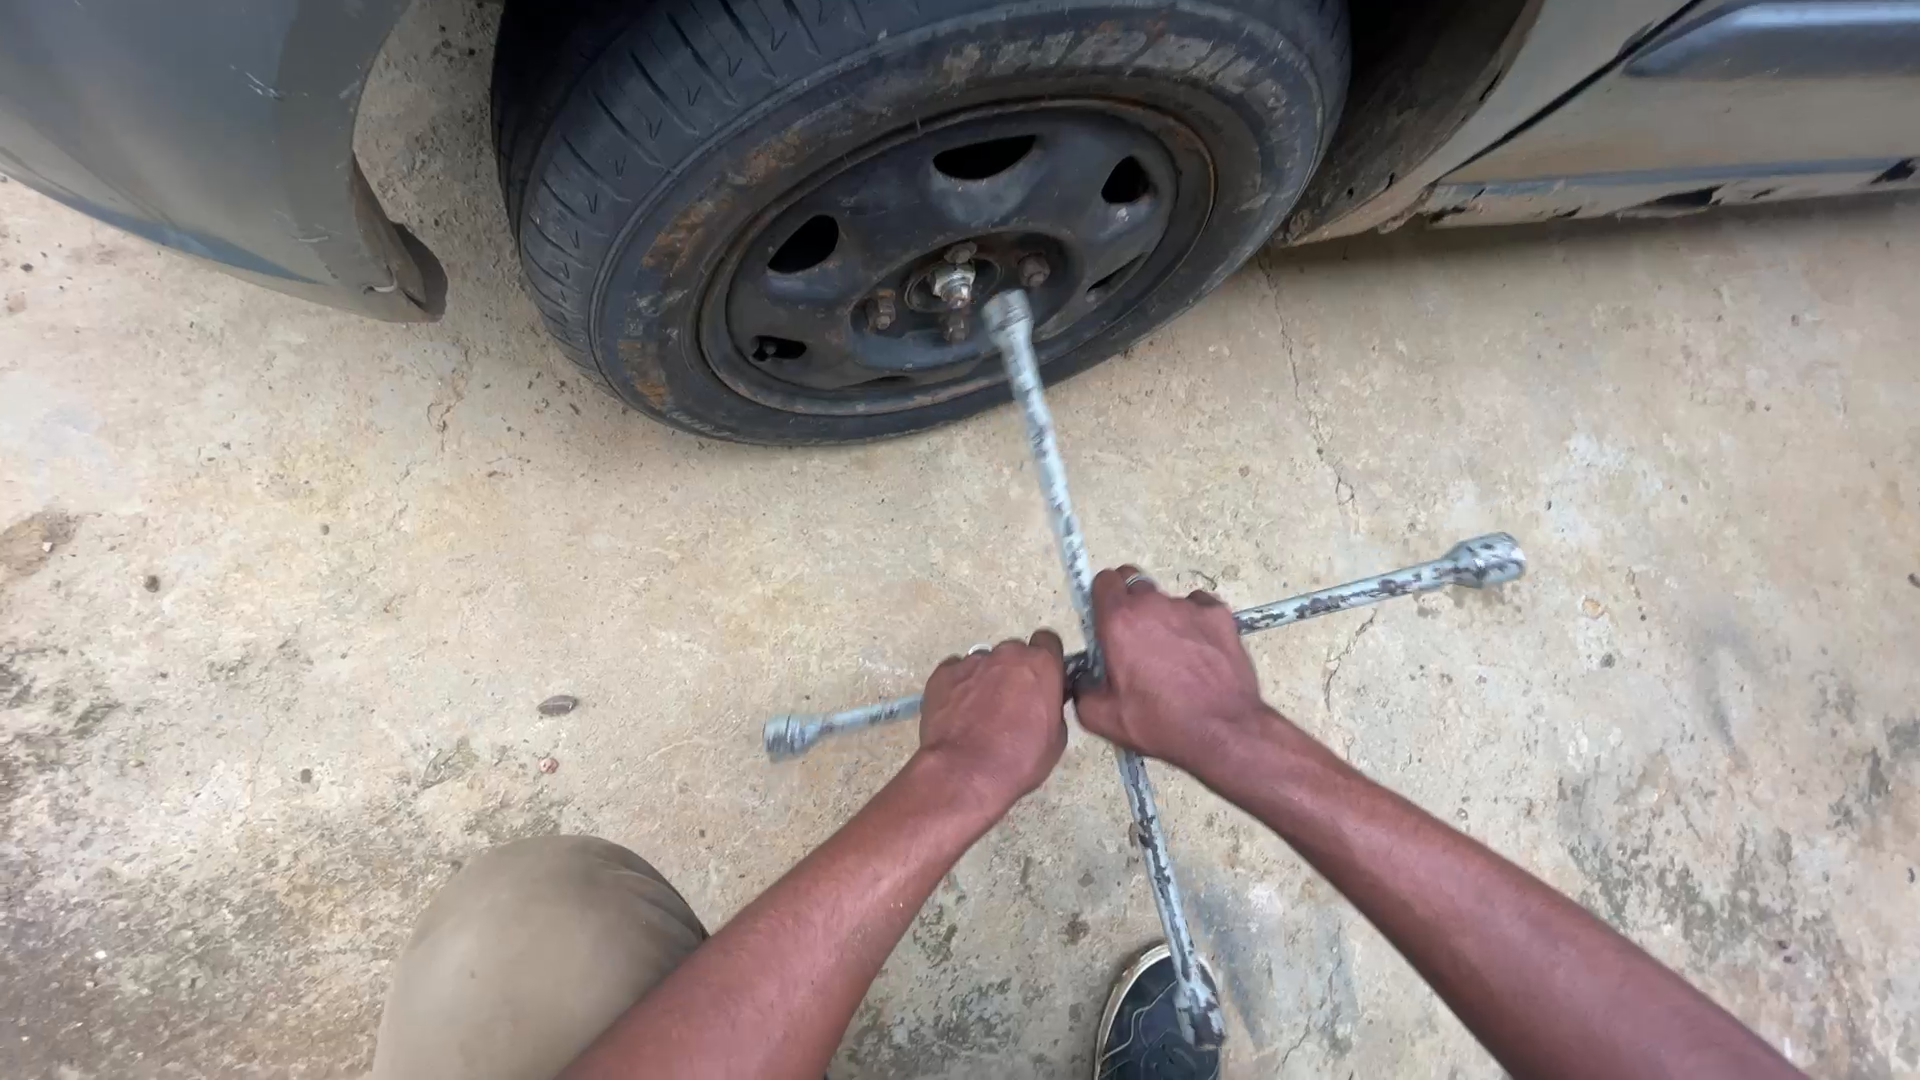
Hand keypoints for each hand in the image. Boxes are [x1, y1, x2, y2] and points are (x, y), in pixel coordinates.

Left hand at [916, 631, 1067, 811]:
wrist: (965, 772)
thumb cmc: (1018, 759)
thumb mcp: (1056, 738)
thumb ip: (1053, 706)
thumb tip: (1045, 700)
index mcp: (1040, 664)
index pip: (1048, 641)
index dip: (1046, 659)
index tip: (1042, 679)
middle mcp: (1006, 654)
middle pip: (1014, 653)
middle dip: (1014, 671)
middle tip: (1011, 703)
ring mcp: (971, 661)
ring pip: (984, 663)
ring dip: (985, 680)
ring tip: (979, 714)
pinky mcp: (942, 673)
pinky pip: (956, 673)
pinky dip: (958, 687)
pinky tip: (957, 713)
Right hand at [1073, 566, 1278, 776]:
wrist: (1223, 732)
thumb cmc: (1160, 723)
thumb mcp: (1101, 717)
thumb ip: (1081, 689)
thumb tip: (1083, 678)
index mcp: (1119, 621)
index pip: (1104, 580)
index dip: (1103, 597)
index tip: (1106, 619)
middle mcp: (1152, 604)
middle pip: (1134, 582)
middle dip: (1131, 602)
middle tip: (1136, 636)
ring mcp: (1189, 607)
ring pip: (1167, 599)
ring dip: (1164, 617)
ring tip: (1174, 653)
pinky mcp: (1219, 615)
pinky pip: (1200, 607)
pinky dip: (1195, 622)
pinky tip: (1199, 650)